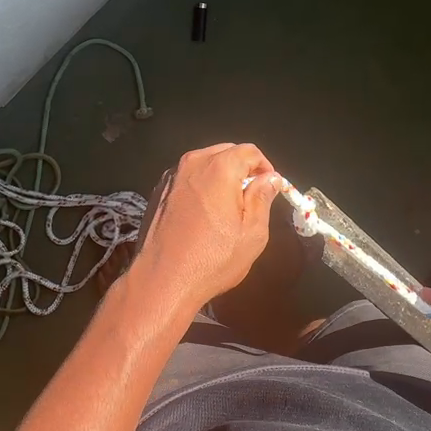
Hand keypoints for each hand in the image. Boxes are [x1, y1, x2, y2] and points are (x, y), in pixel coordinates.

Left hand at [127, 143, 283, 313]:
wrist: (161, 280)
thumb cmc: (212, 259)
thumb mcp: (251, 233)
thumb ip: (262, 198)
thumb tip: (271, 178)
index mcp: (219, 167)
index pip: (250, 151)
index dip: (265, 167)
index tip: (269, 189)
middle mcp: (193, 162)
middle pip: (226, 151)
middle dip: (243, 169)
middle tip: (250, 198)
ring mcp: (172, 174)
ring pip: (205, 162)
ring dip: (220, 176)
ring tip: (226, 207)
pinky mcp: (159, 189)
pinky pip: (187, 176)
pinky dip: (200, 184)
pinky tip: (201, 213)